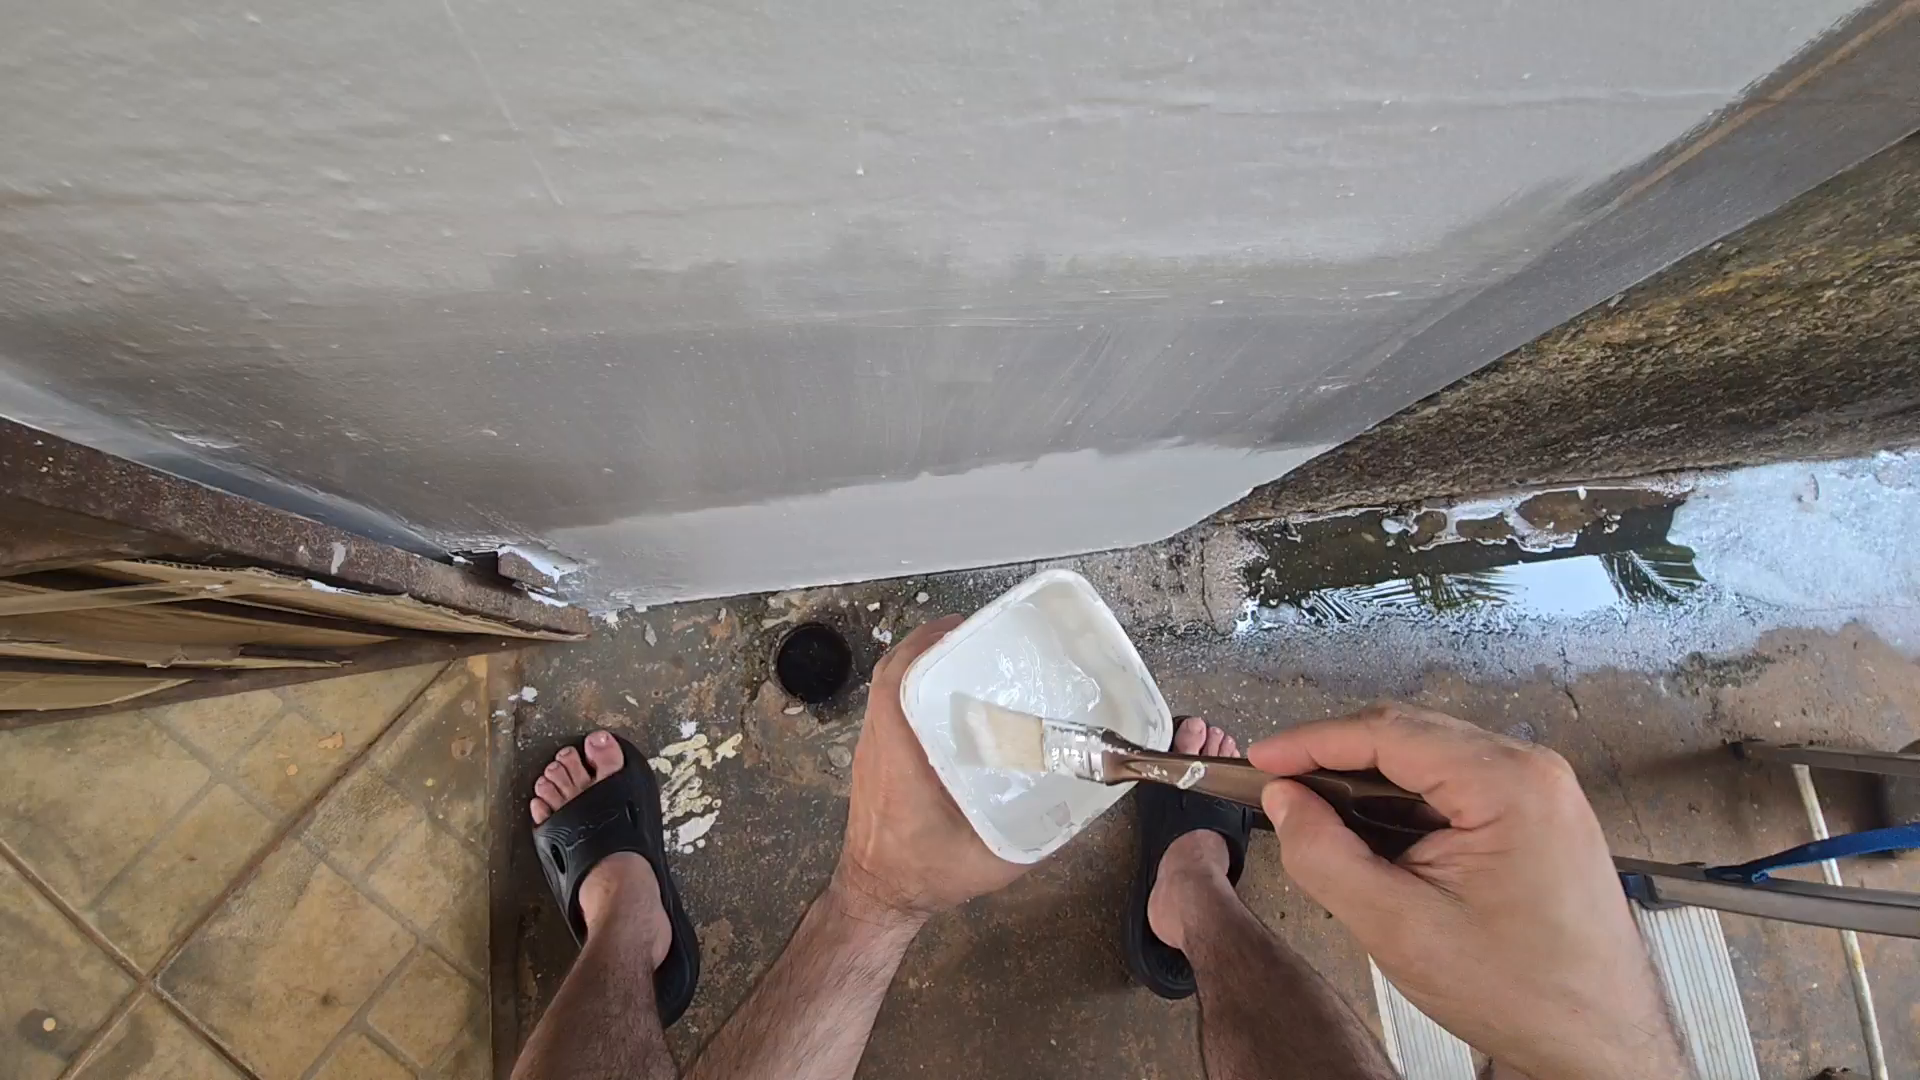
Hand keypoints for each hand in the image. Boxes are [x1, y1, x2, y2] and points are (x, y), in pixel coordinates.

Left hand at [833, 615, 1029, 923]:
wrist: (876, 898)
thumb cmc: (927, 877)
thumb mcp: (992, 858)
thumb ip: (1039, 832)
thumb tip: (1080, 797)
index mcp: (902, 758)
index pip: (898, 682)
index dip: (923, 645)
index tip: (959, 627)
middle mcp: (879, 743)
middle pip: (890, 671)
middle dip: (925, 642)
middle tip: (968, 634)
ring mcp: (870, 749)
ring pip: (885, 686)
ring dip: (916, 662)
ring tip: (959, 655)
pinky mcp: (871, 758)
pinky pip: (885, 705)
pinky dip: (909, 686)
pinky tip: (944, 695)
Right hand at [1250, 702, 1687, 1079]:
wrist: (1604, 1054)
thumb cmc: (1514, 993)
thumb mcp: (1396, 926)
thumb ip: (1322, 854)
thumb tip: (1280, 797)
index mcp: (1508, 782)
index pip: (1384, 732)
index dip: (1309, 741)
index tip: (1256, 760)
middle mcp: (1528, 766)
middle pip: (1401, 733)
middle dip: (1331, 756)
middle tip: (1277, 786)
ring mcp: (1534, 786)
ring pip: (1418, 752)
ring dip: (1360, 775)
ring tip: (1313, 807)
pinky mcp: (1530, 808)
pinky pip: (1442, 777)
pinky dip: (1392, 794)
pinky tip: (1366, 825)